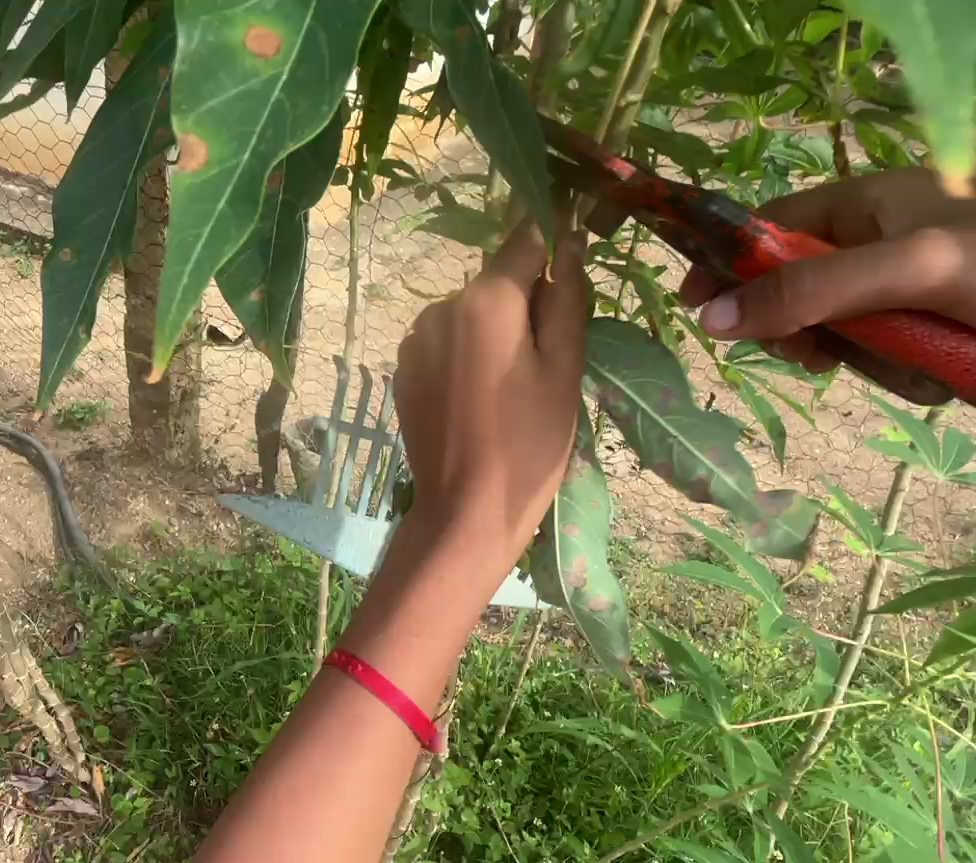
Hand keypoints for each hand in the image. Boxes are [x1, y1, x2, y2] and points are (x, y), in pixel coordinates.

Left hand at [394, 218, 588, 562]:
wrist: (464, 511)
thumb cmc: (529, 444)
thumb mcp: (564, 370)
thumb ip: (567, 298)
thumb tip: (569, 240)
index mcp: (484, 301)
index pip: (525, 242)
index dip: (552, 244)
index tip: (573, 264)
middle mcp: (438, 308)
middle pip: (495, 284)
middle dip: (524, 306)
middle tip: (545, 362)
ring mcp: (413, 341)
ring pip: (469, 315)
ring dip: (492, 333)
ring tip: (508, 390)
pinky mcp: (402, 372)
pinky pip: (444, 345)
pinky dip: (465, 357)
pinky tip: (476, 400)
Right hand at [676, 168, 975, 410]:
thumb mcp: (913, 270)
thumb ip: (808, 290)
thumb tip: (710, 320)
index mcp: (870, 201)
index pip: (766, 228)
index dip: (724, 265)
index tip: (697, 312)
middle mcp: (879, 235)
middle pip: (789, 284)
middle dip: (790, 325)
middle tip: (813, 357)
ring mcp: (904, 279)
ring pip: (828, 323)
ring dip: (842, 352)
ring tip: (884, 366)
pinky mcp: (929, 316)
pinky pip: (871, 346)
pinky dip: (881, 366)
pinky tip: (916, 373)